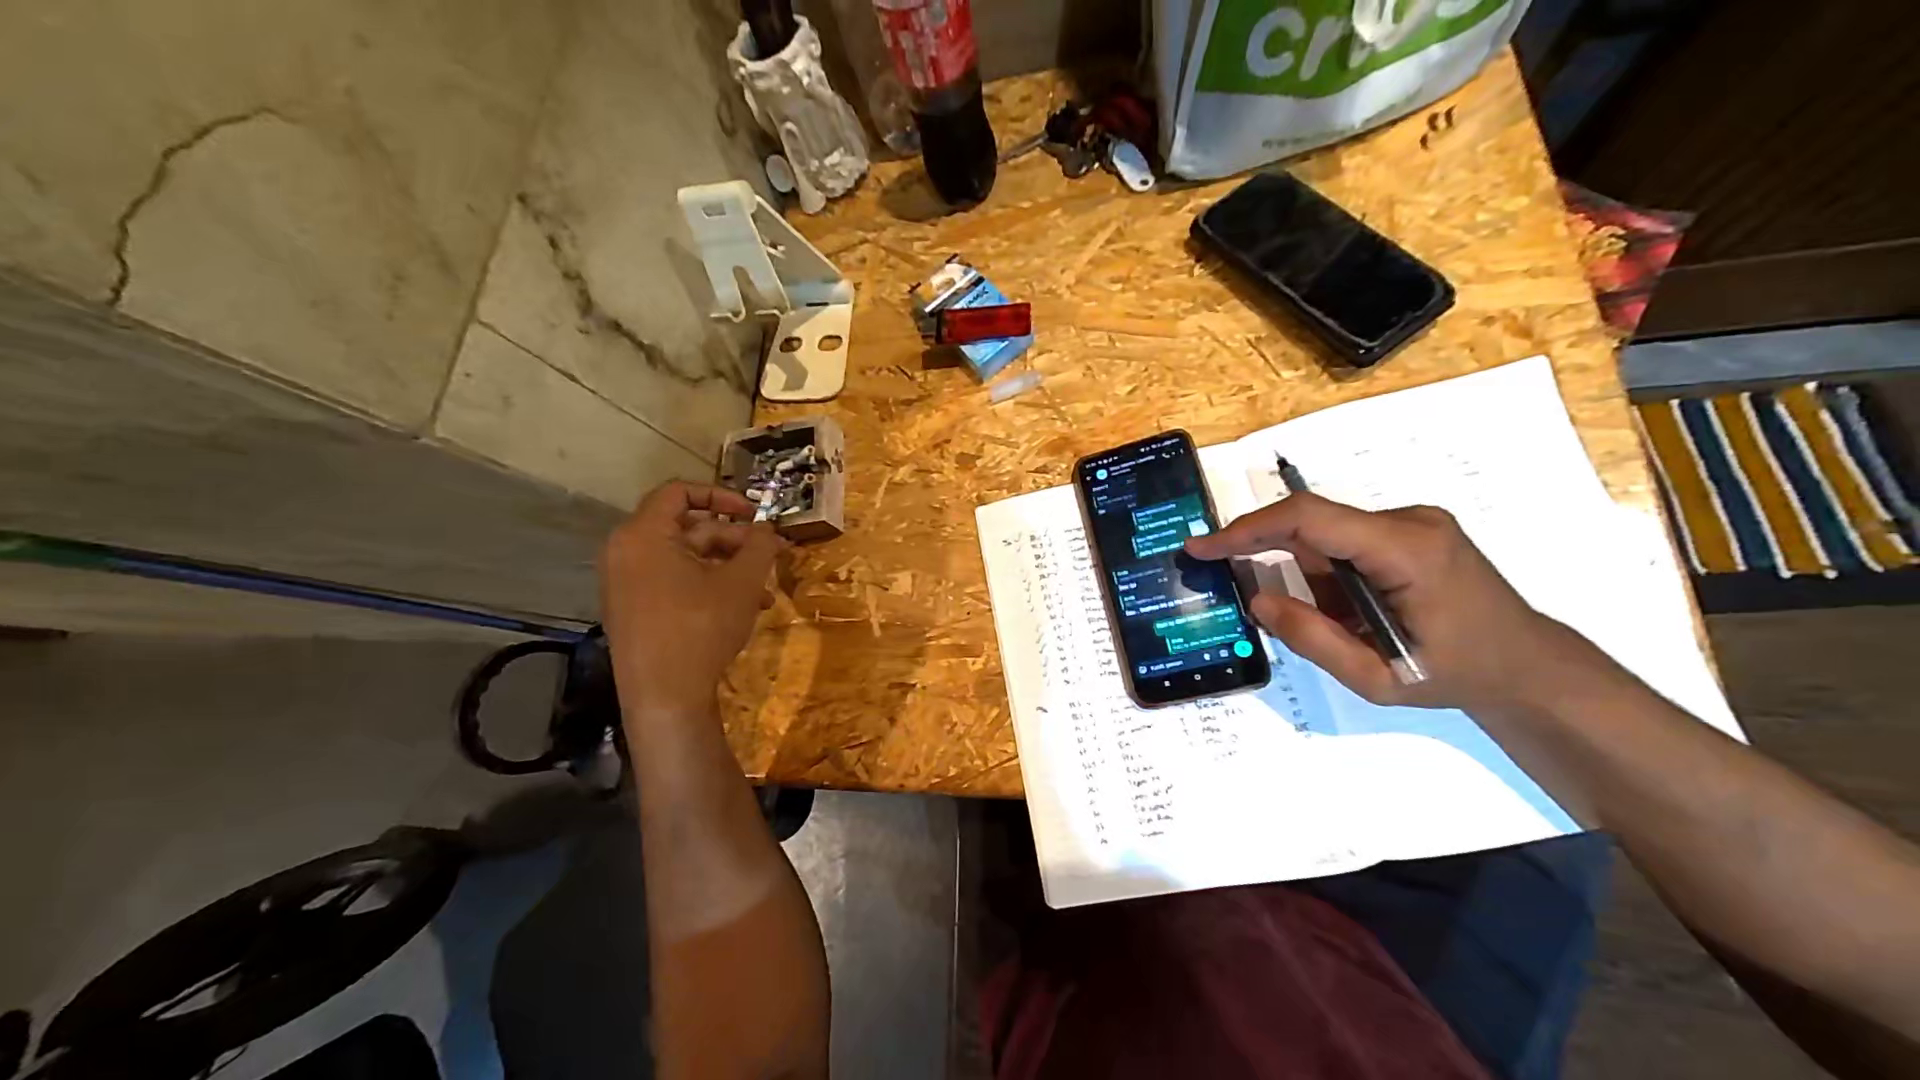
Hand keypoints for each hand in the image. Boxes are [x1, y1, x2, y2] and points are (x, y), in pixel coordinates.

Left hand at [600, 482, 782, 716]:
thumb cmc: (701, 628)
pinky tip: (743, 609)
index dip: (722, 496)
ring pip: (684, 558)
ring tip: (765, 592)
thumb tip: (769, 530)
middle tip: (770, 556)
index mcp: (643, 535)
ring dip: (728, 567)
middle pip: (687, 528)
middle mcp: (625, 552)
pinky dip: (707, 586)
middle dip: (734, 541)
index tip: (753, 514)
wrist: (664, 697)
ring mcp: (624, 583)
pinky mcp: (631, 609)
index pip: (679, 492)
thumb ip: (760, 546)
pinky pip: (672, 581)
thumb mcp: (742, 582)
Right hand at [1185, 493, 1604, 712]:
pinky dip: (1323, 570)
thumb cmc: (1458, 675)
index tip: (1203, 546)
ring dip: (1302, 570)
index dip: (1247, 529)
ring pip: (1325, 532)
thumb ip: (1312, 638)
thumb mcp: (1376, 677)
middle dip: (1262, 548)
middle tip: (1221, 573)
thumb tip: (1256, 599)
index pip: (1309, 519)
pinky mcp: (1410, 530)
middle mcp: (1409, 521)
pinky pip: (1344, 540)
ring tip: (1333, 621)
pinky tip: (1345, 610)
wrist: (1529, 666)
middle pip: (1311, 520)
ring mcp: (1412, 522)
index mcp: (1407, 550)